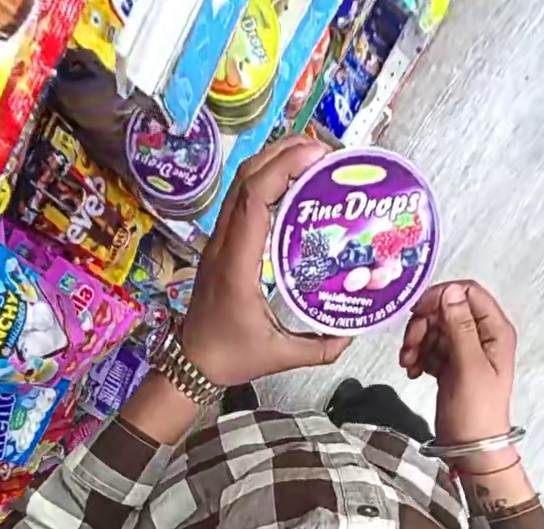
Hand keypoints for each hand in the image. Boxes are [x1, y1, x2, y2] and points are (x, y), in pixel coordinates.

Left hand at [181, 135, 350, 385]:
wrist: (191, 362)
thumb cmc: (230, 357)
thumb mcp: (280, 356)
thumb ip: (320, 348)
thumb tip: (351, 334)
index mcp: (237, 265)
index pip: (255, 198)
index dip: (286, 167)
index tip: (319, 157)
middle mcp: (225, 245)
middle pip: (247, 177)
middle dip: (284, 152)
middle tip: (325, 151)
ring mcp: (220, 242)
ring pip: (241, 184)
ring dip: (274, 163)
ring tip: (311, 160)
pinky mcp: (222, 247)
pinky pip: (242, 202)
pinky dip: (267, 184)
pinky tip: (291, 189)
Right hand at [398, 280, 516, 447]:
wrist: (471, 449)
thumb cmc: (476, 411)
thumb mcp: (469, 366)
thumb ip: (460, 327)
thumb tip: (450, 291)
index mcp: (494, 330)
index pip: (468, 293)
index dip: (441, 297)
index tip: (418, 313)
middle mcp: (480, 336)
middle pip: (446, 310)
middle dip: (423, 324)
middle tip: (409, 346)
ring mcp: (464, 352)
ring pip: (434, 330)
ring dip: (416, 342)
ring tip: (408, 364)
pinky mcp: (449, 367)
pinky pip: (429, 349)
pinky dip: (418, 357)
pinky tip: (413, 372)